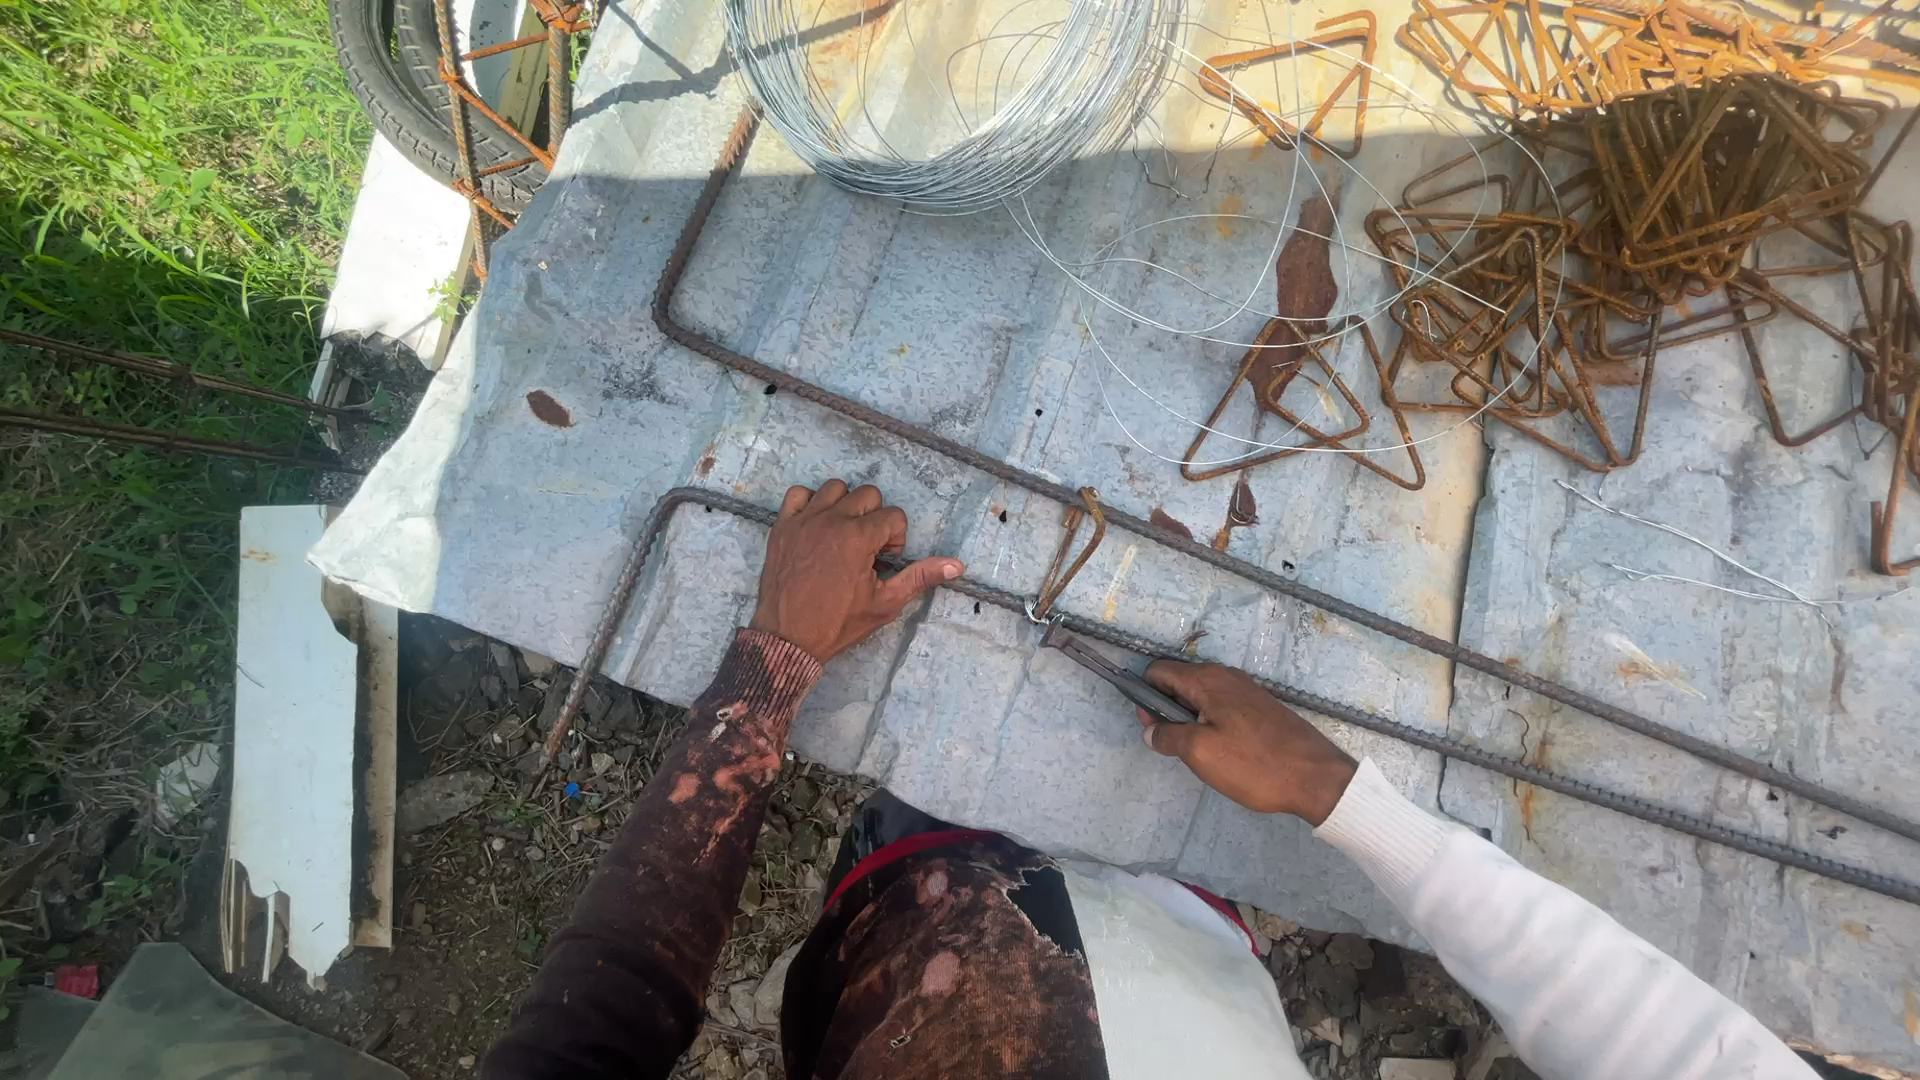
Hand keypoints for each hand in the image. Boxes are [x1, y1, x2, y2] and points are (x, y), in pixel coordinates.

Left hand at [749, 480, 963, 662]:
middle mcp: (831, 520)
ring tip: (843, 535)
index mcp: (858, 537)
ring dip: (846, 506)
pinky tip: (816, 526)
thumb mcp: (886, 603)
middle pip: (868, 494)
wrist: (787, 639)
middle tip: (866, 549)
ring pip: (835, 488)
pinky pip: (798, 494)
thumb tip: (957, 565)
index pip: (893, 515)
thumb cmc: (838, 624)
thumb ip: (920, 577)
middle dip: (875, 519)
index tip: (883, 562)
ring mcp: (804, 520)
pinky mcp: (782, 526)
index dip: (895, 539)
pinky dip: (810, 503)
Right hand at [1137, 661, 1356, 824]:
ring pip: (1200, 695)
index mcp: (1207, 680)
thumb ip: (1167, 737)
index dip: (1144, 694)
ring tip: (1196, 750)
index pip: (1158, 670)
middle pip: (1178, 681)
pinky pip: (1220, 704)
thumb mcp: (1200, 753)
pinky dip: (1209, 720)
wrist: (1318, 779)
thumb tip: (1151, 732)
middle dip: (1165, 707)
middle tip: (1171, 743)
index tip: (1149, 725)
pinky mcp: (1260, 706)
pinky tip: (1220, 748)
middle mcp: (1225, 676)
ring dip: (1188, 717)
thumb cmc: (1254, 764)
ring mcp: (1245, 689)